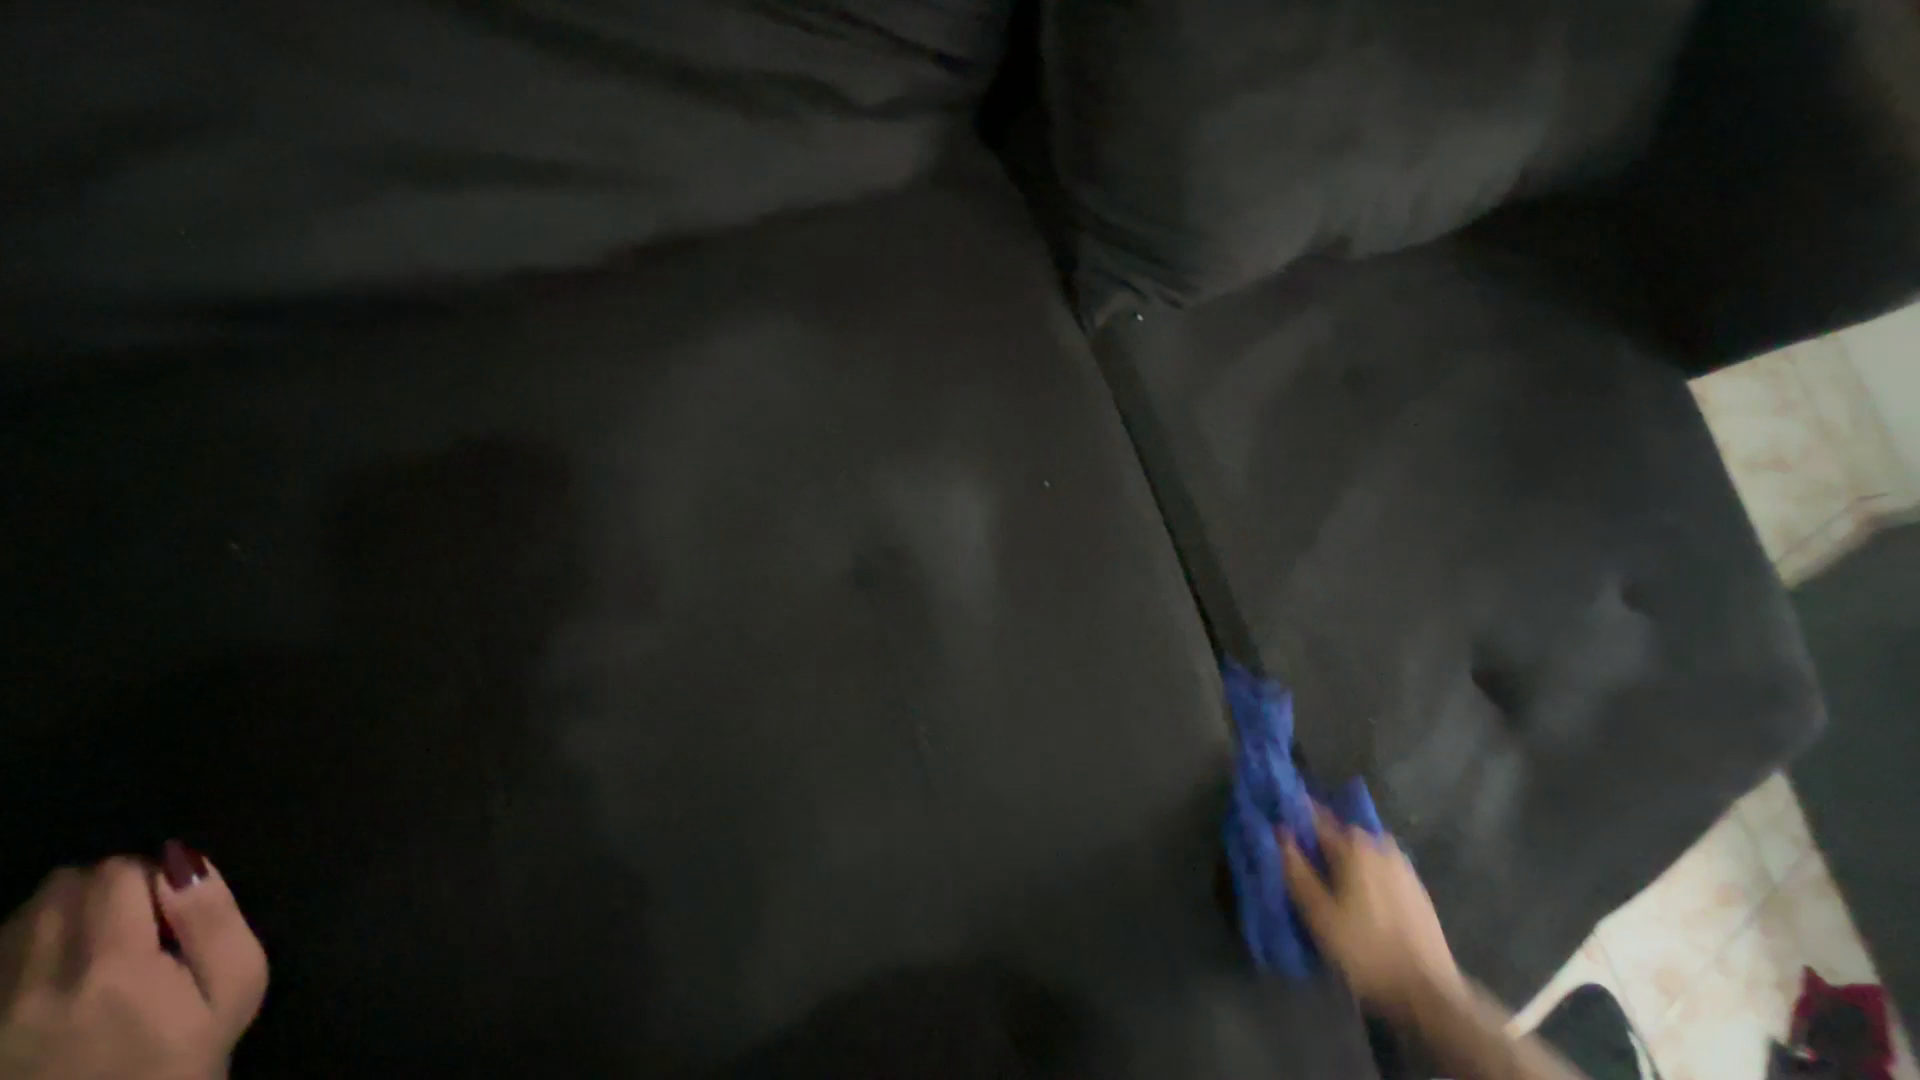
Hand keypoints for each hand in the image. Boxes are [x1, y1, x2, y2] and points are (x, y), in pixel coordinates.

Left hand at [0, 845, 267, 1078]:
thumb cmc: (182, 1059)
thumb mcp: (234, 990)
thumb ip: (214, 921)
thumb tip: (185, 861)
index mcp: (113, 969)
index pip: (117, 873)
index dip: (152, 878)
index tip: (171, 913)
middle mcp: (37, 981)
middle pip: (63, 885)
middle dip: (106, 890)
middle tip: (138, 927)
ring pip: (23, 913)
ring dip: (64, 913)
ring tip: (97, 948)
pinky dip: (30, 943)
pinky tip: (58, 973)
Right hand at [1281, 809, 1461, 1014]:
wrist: (1426, 989)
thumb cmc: (1363, 948)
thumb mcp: (1317, 912)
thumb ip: (1295, 868)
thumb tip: (1280, 832)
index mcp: (1353, 845)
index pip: (1315, 816)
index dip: (1294, 816)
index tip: (1277, 818)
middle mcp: (1380, 844)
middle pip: (1341, 834)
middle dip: (1320, 842)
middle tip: (1300, 861)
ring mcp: (1402, 866)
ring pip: (1362, 852)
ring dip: (1343, 859)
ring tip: (1328, 882)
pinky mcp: (1416, 888)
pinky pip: (1380, 869)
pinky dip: (1365, 874)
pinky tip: (1358, 899)